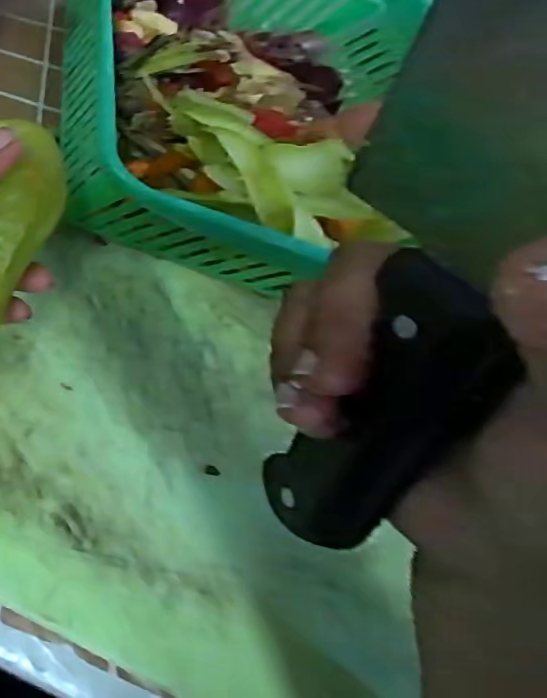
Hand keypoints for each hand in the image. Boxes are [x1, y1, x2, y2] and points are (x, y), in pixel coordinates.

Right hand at [272, 238, 546, 588]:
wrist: (509, 552)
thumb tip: (528, 254)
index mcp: (478, 312)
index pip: (392, 267)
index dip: (351, 295)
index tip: (350, 354)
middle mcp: (425, 315)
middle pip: (336, 284)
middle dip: (318, 335)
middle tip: (327, 389)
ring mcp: (378, 345)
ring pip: (304, 314)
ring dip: (293, 360)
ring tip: (309, 414)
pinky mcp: (344, 375)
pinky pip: (290, 351)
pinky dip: (285, 381)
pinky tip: (304, 418)